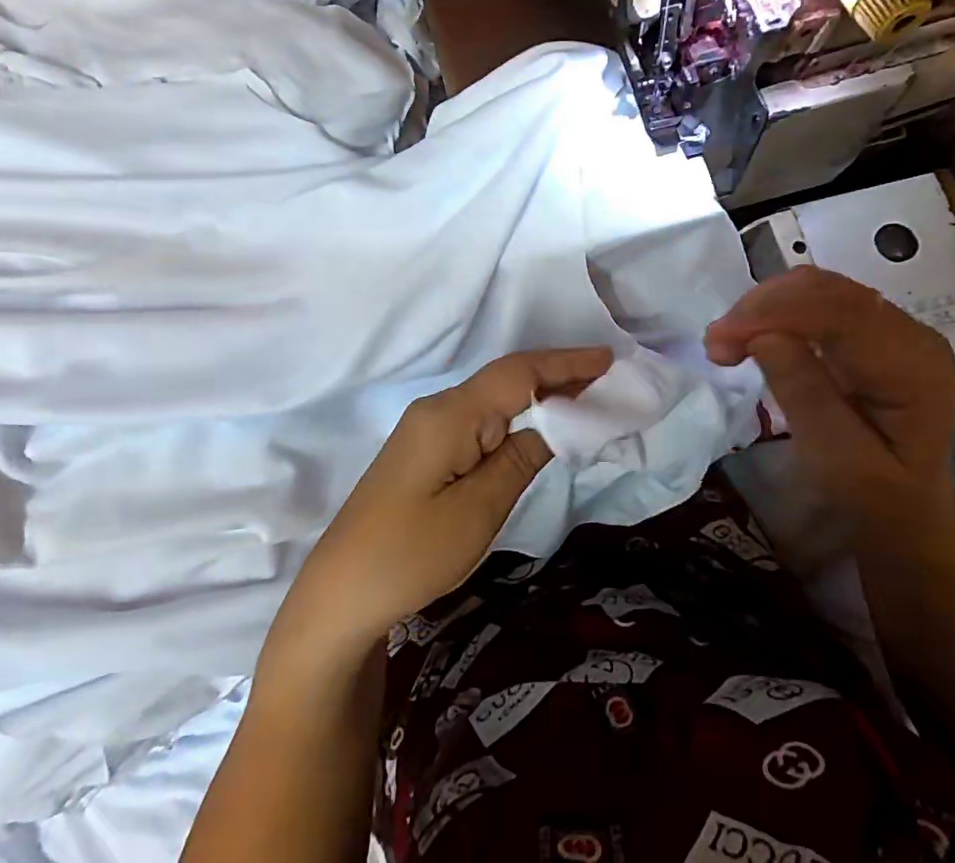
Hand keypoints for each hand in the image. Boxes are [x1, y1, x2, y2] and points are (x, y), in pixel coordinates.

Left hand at [274, 348, 612, 656]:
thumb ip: (520, 458)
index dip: (566, 363)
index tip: (611, 361)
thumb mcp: (477, 510)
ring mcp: (428, 430)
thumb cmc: (411, 554)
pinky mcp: (426, 453)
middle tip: (611, 384)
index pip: (517, 373)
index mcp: (449, 416)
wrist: (342, 592)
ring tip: (589, 401)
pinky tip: (540, 429)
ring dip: (540, 398)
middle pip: (506, 380)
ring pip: (494, 401)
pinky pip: (480, 422)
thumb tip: (555, 421)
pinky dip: (517, 419)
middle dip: (558, 377)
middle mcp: (437, 411)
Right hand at [705, 267, 954, 528]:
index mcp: (914, 366)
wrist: (902, 506)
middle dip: (761, 307)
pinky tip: (750, 338)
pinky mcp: (866, 330)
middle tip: (715, 348)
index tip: (718, 342)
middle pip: (827, 290)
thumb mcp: (839, 461)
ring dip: (761, 308)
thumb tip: (765, 337)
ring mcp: (889, 327)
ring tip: (726, 345)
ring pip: (815, 288)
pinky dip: (772, 313)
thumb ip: (807, 397)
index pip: (842, 313)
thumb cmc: (872, 495)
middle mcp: (909, 333)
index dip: (774, 314)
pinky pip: (814, 302)